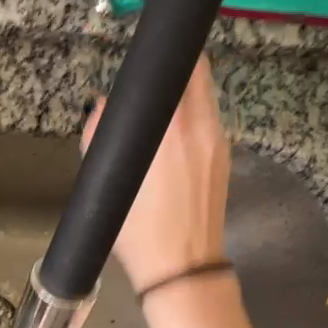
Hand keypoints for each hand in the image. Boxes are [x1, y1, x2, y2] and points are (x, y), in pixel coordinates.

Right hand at [84, 53, 230, 292]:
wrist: (181, 270)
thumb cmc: (139, 233)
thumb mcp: (108, 186)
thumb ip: (101, 138)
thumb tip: (103, 108)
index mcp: (172, 129)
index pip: (180, 65)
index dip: (163, 56)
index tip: (144, 61)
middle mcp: (202, 126)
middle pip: (198, 73)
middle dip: (174, 71)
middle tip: (149, 83)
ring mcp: (219, 142)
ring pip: (205, 97)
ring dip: (183, 96)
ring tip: (158, 114)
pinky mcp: (225, 158)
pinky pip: (208, 121)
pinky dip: (191, 119)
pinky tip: (172, 142)